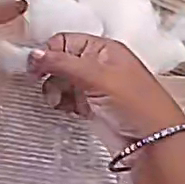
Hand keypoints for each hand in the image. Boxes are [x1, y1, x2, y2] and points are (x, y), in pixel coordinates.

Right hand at [29, 32, 184, 138]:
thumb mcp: (96, 77)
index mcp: (103, 50)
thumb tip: (33, 54)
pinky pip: (66, 98)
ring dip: (54, 91)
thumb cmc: (135, 104)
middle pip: (60, 61)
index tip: (38, 68)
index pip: (65, 41)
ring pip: (60, 81)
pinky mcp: (90, 105)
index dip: (49, 53)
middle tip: (48, 85)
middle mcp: (97, 65)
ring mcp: (93, 86)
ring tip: (59, 101)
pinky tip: (67, 109)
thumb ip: (62, 63)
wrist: (150, 143)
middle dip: (51, 74)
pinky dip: (62, 103)